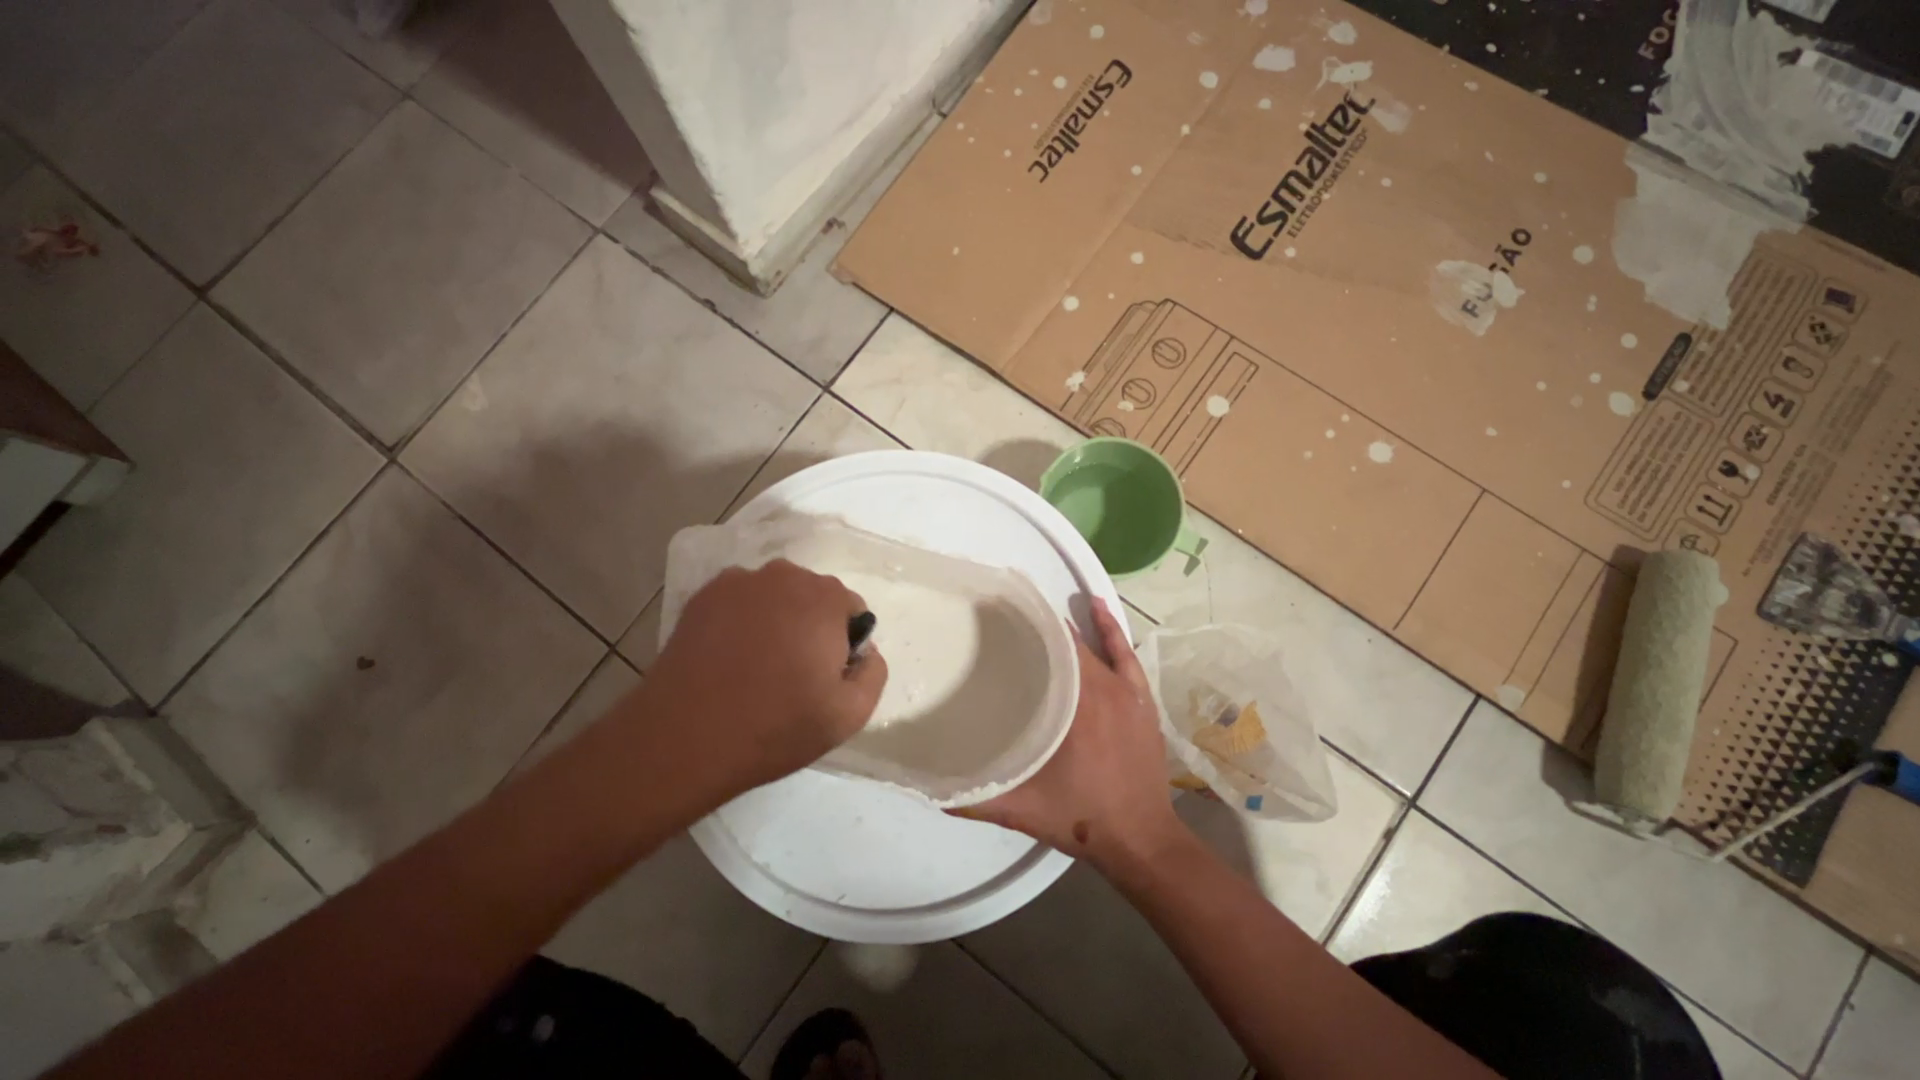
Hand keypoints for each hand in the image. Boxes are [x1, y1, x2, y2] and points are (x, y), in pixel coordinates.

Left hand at [637, 560, 887, 798]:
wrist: (685, 736)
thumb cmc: (776, 726)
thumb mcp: (849, 715)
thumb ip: (873, 672)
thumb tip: (865, 651)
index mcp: (824, 598)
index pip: (851, 611)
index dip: (843, 646)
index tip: (824, 679)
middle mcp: (783, 576)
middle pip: (812, 597)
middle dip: (811, 628)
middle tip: (792, 676)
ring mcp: (737, 582)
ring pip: (774, 598)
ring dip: (775, 622)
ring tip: (757, 669)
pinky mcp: (701, 597)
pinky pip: (738, 604)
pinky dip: (740, 623)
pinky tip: (729, 660)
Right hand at [957, 599, 1182, 867]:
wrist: (1142, 840)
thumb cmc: (1083, 820)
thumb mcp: (1023, 810)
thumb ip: (976, 799)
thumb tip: (931, 787)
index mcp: (1077, 706)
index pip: (1052, 649)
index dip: (1026, 626)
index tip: (996, 612)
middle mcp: (1104, 689)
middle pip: (1070, 643)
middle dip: (1041, 626)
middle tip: (1008, 617)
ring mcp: (1129, 692)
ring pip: (1097, 645)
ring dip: (1071, 627)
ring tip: (1043, 609)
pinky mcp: (1143, 700)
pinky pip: (1126, 654)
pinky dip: (1111, 631)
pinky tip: (1097, 610)